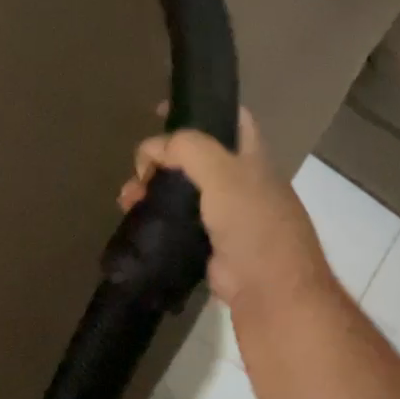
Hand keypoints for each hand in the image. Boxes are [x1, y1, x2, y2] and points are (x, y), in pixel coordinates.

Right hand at [119, 110, 334, 310]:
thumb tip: (153, 149)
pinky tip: (133, 215)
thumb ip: (187, 148)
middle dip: (162, 155)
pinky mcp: (209, 242)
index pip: (231, 118)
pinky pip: (175, 219)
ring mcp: (225, 214)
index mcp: (252, 158)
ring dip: (151, 186)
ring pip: (180, 188)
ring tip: (128, 196)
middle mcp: (241, 182)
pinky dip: (152, 214)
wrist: (270, 291)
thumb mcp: (222, 172)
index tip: (162, 111)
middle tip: (140, 165)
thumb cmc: (253, 224)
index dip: (200, 106)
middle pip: (196, 155)